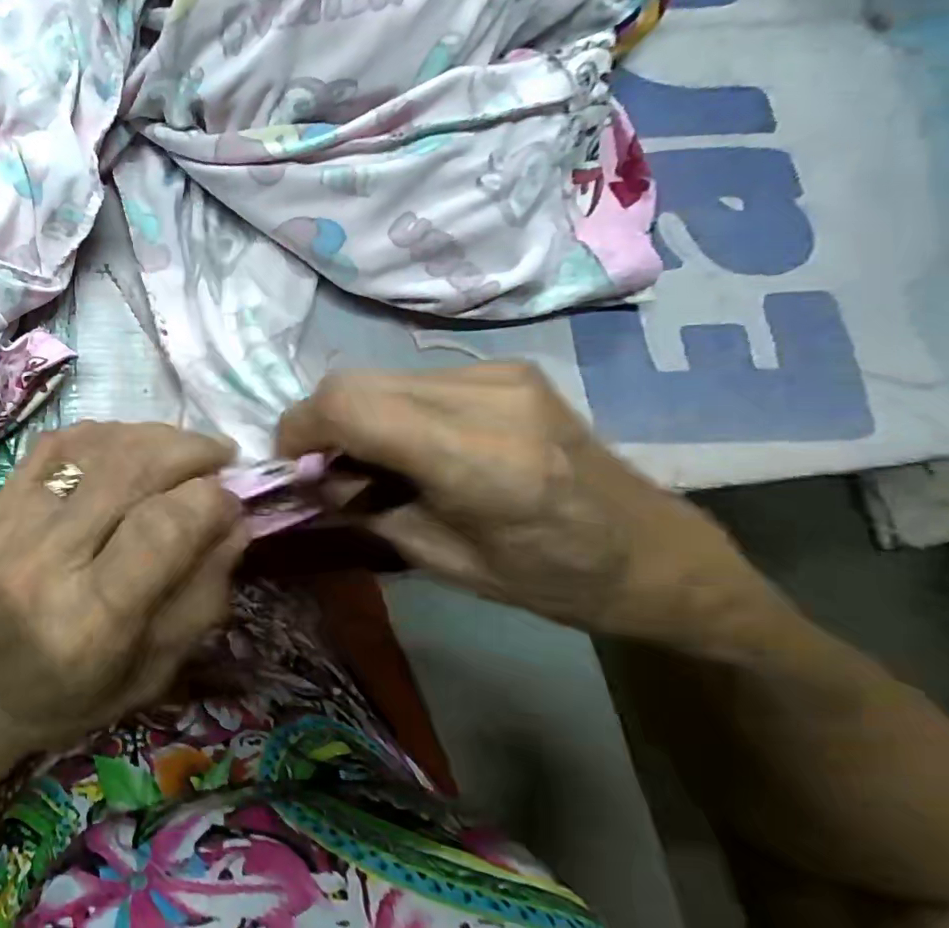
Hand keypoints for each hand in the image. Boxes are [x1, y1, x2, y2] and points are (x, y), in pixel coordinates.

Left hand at [0, 422, 247, 810]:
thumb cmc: (74, 695)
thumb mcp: (154, 671)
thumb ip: (201, 594)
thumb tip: (235, 516)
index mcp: (89, 621)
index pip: (160, 528)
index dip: (209, 499)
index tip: (233, 497)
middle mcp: (42, 562)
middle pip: (128, 471)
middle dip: (187, 452)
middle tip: (219, 457)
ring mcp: (8, 524)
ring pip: (92, 446)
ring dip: (150, 437)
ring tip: (180, 451)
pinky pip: (55, 444)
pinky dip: (103, 435)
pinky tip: (128, 449)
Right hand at [276, 364, 778, 651]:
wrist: (657, 554)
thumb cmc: (551, 578)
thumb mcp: (439, 559)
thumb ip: (362, 507)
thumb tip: (308, 476)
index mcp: (476, 458)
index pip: (346, 407)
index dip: (298, 430)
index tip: (292, 468)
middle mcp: (486, 398)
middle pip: (350, 383)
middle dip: (317, 423)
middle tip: (323, 470)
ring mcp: (498, 375)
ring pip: (375, 378)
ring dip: (351, 417)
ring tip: (369, 463)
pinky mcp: (503, 369)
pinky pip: (408, 379)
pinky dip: (385, 410)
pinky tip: (408, 446)